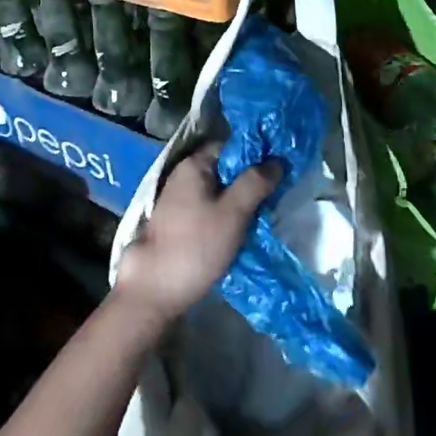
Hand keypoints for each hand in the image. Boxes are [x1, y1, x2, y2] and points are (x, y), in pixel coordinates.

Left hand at [113, 142, 281, 325]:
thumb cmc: (196, 245)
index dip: (256, 153)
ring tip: (266, 210)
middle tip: (278, 191)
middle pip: (225, 168)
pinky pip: (211, 208)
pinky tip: (245, 227)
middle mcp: (184, 176)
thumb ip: (255, 182)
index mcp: (194, 165)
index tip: (280, 165)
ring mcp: (180, 200)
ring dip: (241, 199)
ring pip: (219, 190)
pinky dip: (228, 214)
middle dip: (251, 178)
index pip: (230, 146)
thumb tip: (277, 160)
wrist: (155, 290)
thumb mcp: (233, 212)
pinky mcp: (180, 222)